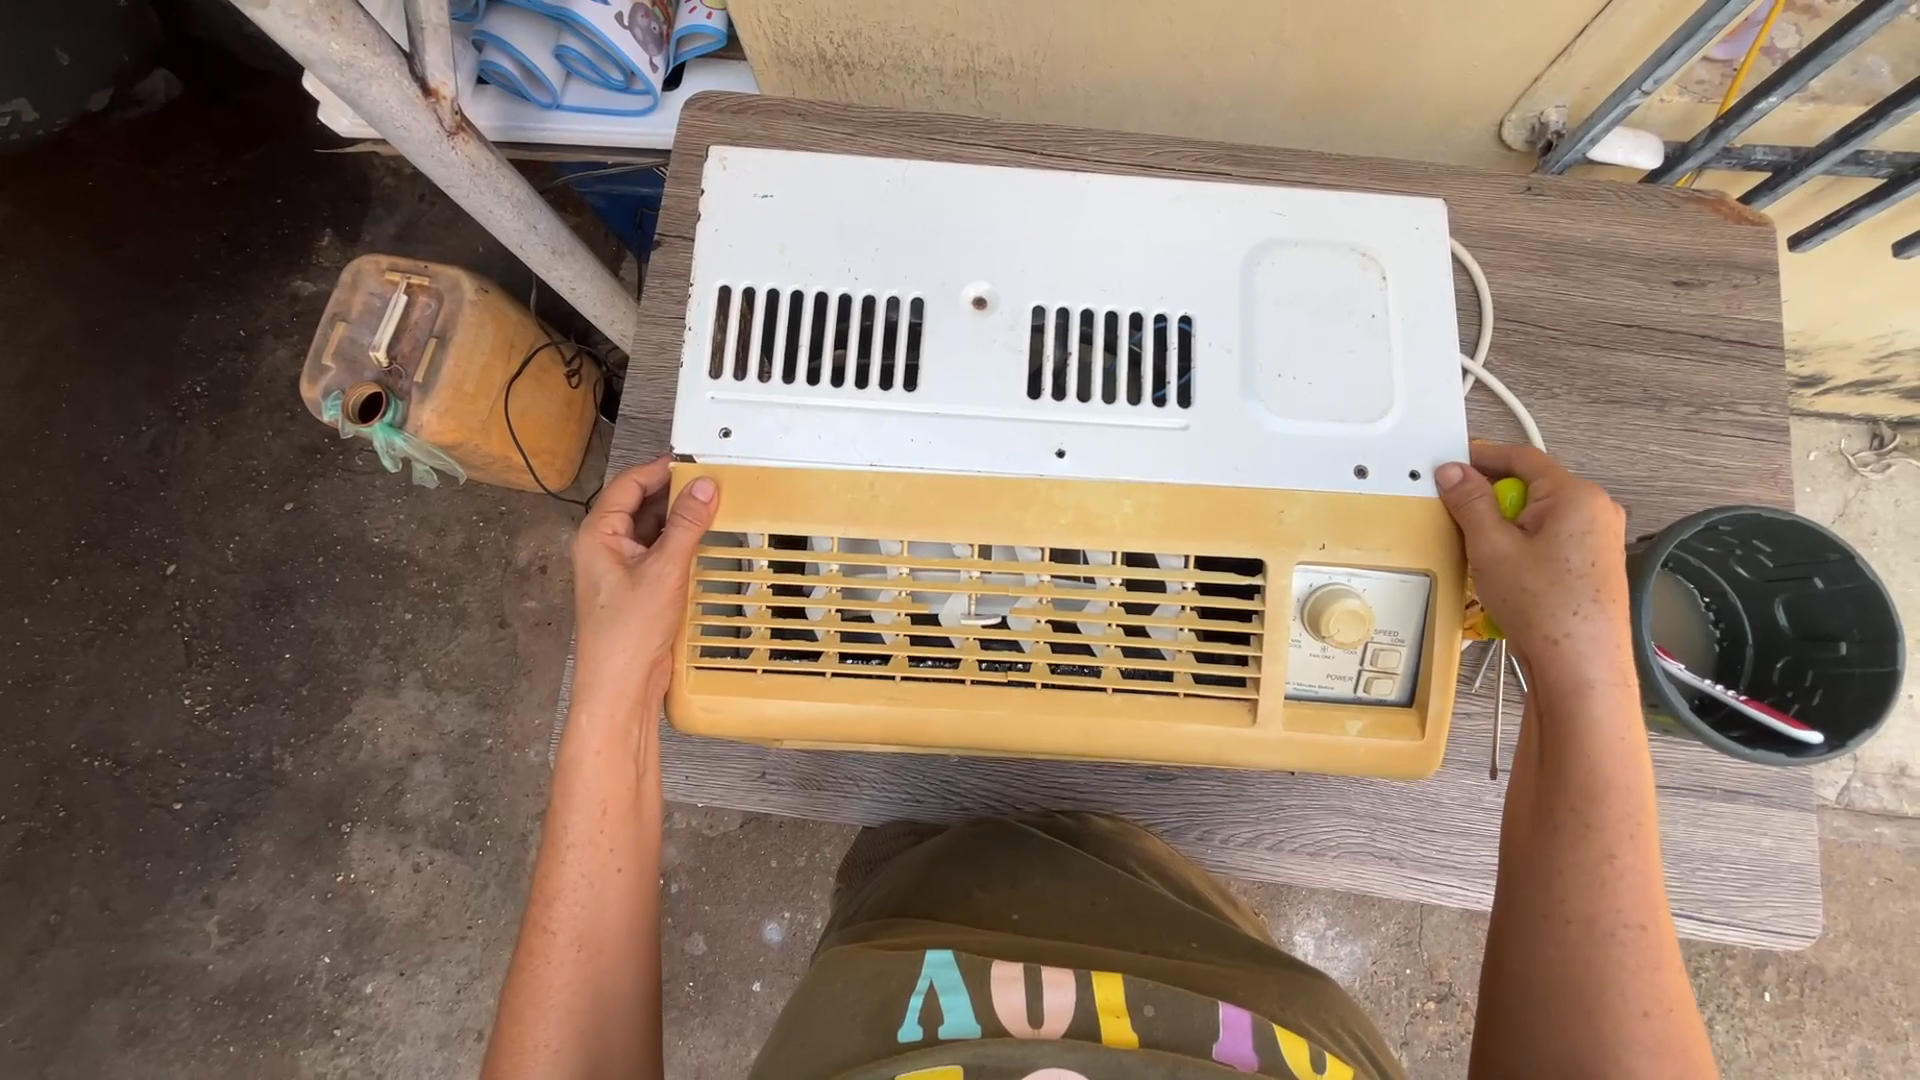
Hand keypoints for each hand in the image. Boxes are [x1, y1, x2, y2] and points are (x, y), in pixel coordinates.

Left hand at [569, 457, 718, 723]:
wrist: (622, 685)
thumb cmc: (627, 632)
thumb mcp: (665, 569)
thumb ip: (688, 524)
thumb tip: (706, 487)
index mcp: (598, 534)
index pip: (629, 485)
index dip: (661, 469)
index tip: (695, 461)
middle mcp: (606, 547)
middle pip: (641, 505)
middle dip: (675, 493)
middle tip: (712, 483)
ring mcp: (622, 568)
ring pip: (654, 529)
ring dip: (681, 519)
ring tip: (714, 507)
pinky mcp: (639, 588)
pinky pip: (661, 552)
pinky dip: (682, 542)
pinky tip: (705, 540)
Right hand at [1436, 443, 1633, 686]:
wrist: (1579, 665)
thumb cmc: (1545, 608)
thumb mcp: (1491, 547)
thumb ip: (1470, 502)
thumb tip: (1454, 472)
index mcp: (1577, 497)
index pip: (1522, 458)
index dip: (1481, 456)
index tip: (1449, 463)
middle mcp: (1596, 511)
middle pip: (1528, 487)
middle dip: (1488, 498)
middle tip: (1455, 515)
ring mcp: (1597, 539)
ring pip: (1534, 516)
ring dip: (1500, 526)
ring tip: (1477, 553)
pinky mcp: (1590, 564)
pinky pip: (1545, 539)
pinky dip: (1517, 546)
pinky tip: (1499, 572)